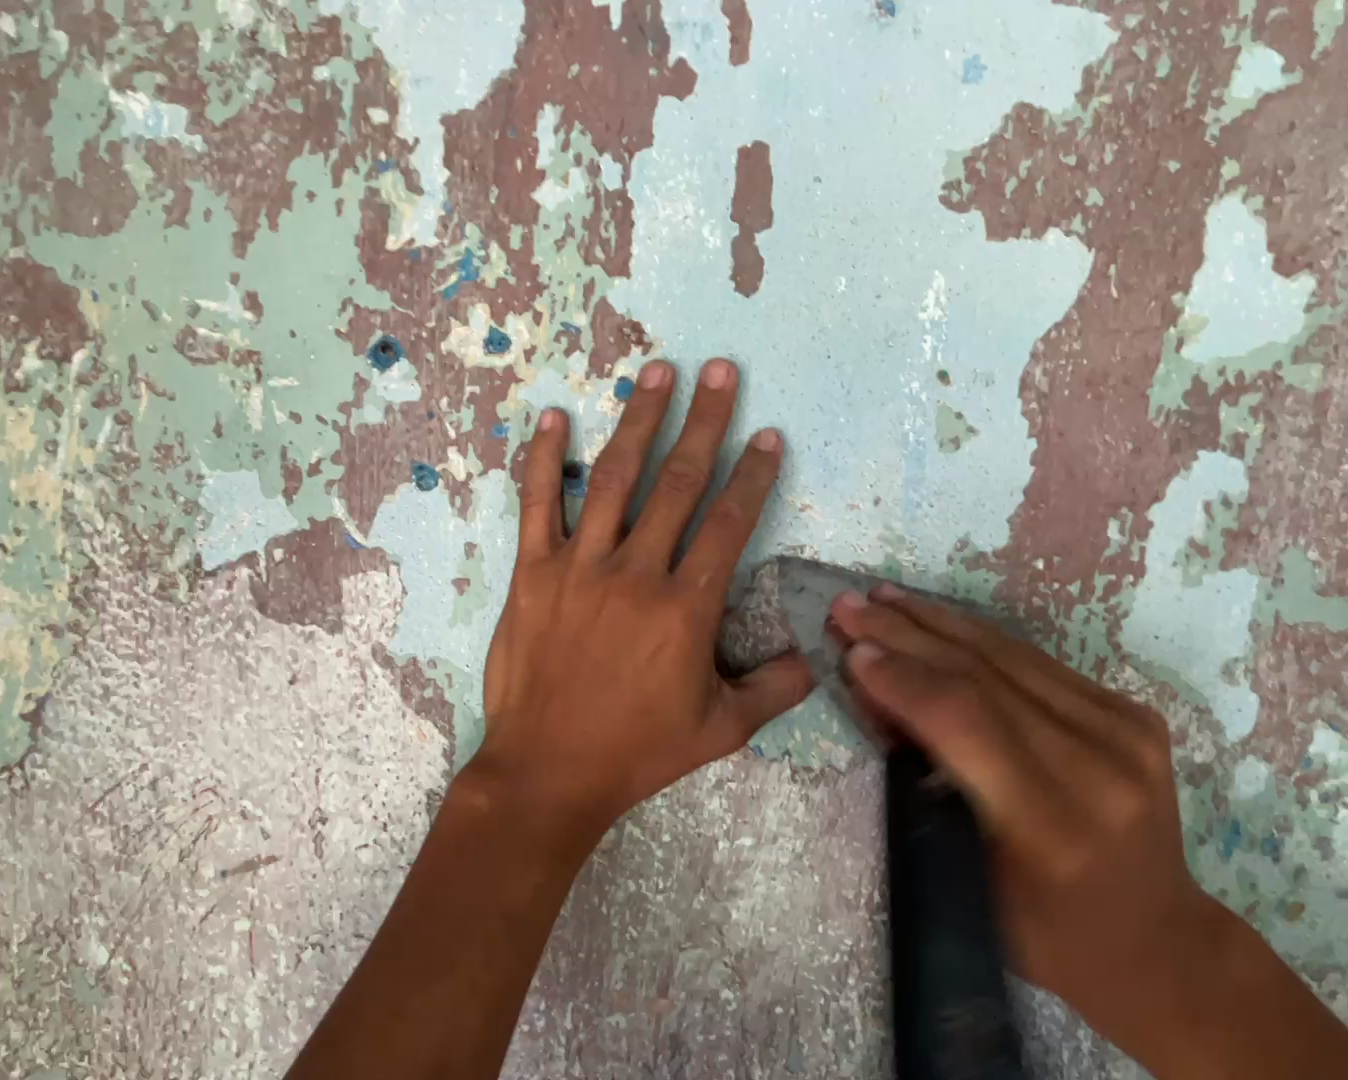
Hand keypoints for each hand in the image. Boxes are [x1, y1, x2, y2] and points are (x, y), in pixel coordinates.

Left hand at [474, 358, 814, 835]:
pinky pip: (537, 505)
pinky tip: (550, 417)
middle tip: (721, 371)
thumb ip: (775, 691)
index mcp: (686, 608)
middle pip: (678, 483)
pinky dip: (543, 459)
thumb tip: (815, 658)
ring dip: (638, 421)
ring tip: (657, 372)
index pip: (729, 524)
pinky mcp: (532, 573)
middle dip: (705, 422)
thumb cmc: (637, 751)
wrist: (548, 770)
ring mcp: (579, 566)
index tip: (769, 436)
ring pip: (613, 479)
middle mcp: (636, 573)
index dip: (753, 475)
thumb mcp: (720, 730)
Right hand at [828, 587, 1347, 1078]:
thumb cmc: (1042, 931)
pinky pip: (1034, 661)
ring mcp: (1124, 733)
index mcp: (1052, 823)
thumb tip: (874, 693)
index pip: (964, 720)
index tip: (849, 650)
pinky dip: (974, 636)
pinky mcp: (1132, 714)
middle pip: (983, 675)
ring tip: (882, 598)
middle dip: (905, 634)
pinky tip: (934, 618)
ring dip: (935, 621)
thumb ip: (921, 782)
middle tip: (849, 605)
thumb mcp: (965, 875)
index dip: (901, 678)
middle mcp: (1098, 766)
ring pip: (1008, 655)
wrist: (1156, 941)